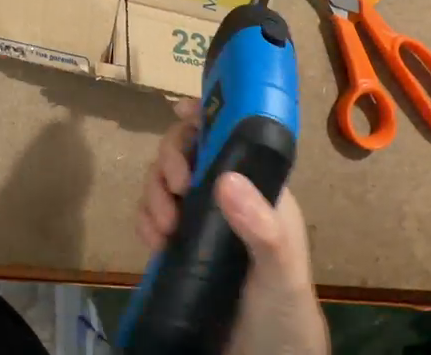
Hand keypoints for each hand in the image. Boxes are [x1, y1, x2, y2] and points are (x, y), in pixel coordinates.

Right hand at [138, 99, 328, 354]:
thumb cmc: (286, 320)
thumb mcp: (282, 276)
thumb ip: (263, 231)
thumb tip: (225, 178)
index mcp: (259, 193)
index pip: (231, 137)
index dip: (205, 116)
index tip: (179, 112)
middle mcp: (228, 199)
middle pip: (187, 151)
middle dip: (170, 160)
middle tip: (174, 187)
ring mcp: (200, 221)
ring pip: (164, 180)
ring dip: (153, 193)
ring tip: (163, 229)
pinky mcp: (177, 245)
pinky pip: (149, 213)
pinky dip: (144, 220)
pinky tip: (153, 243)